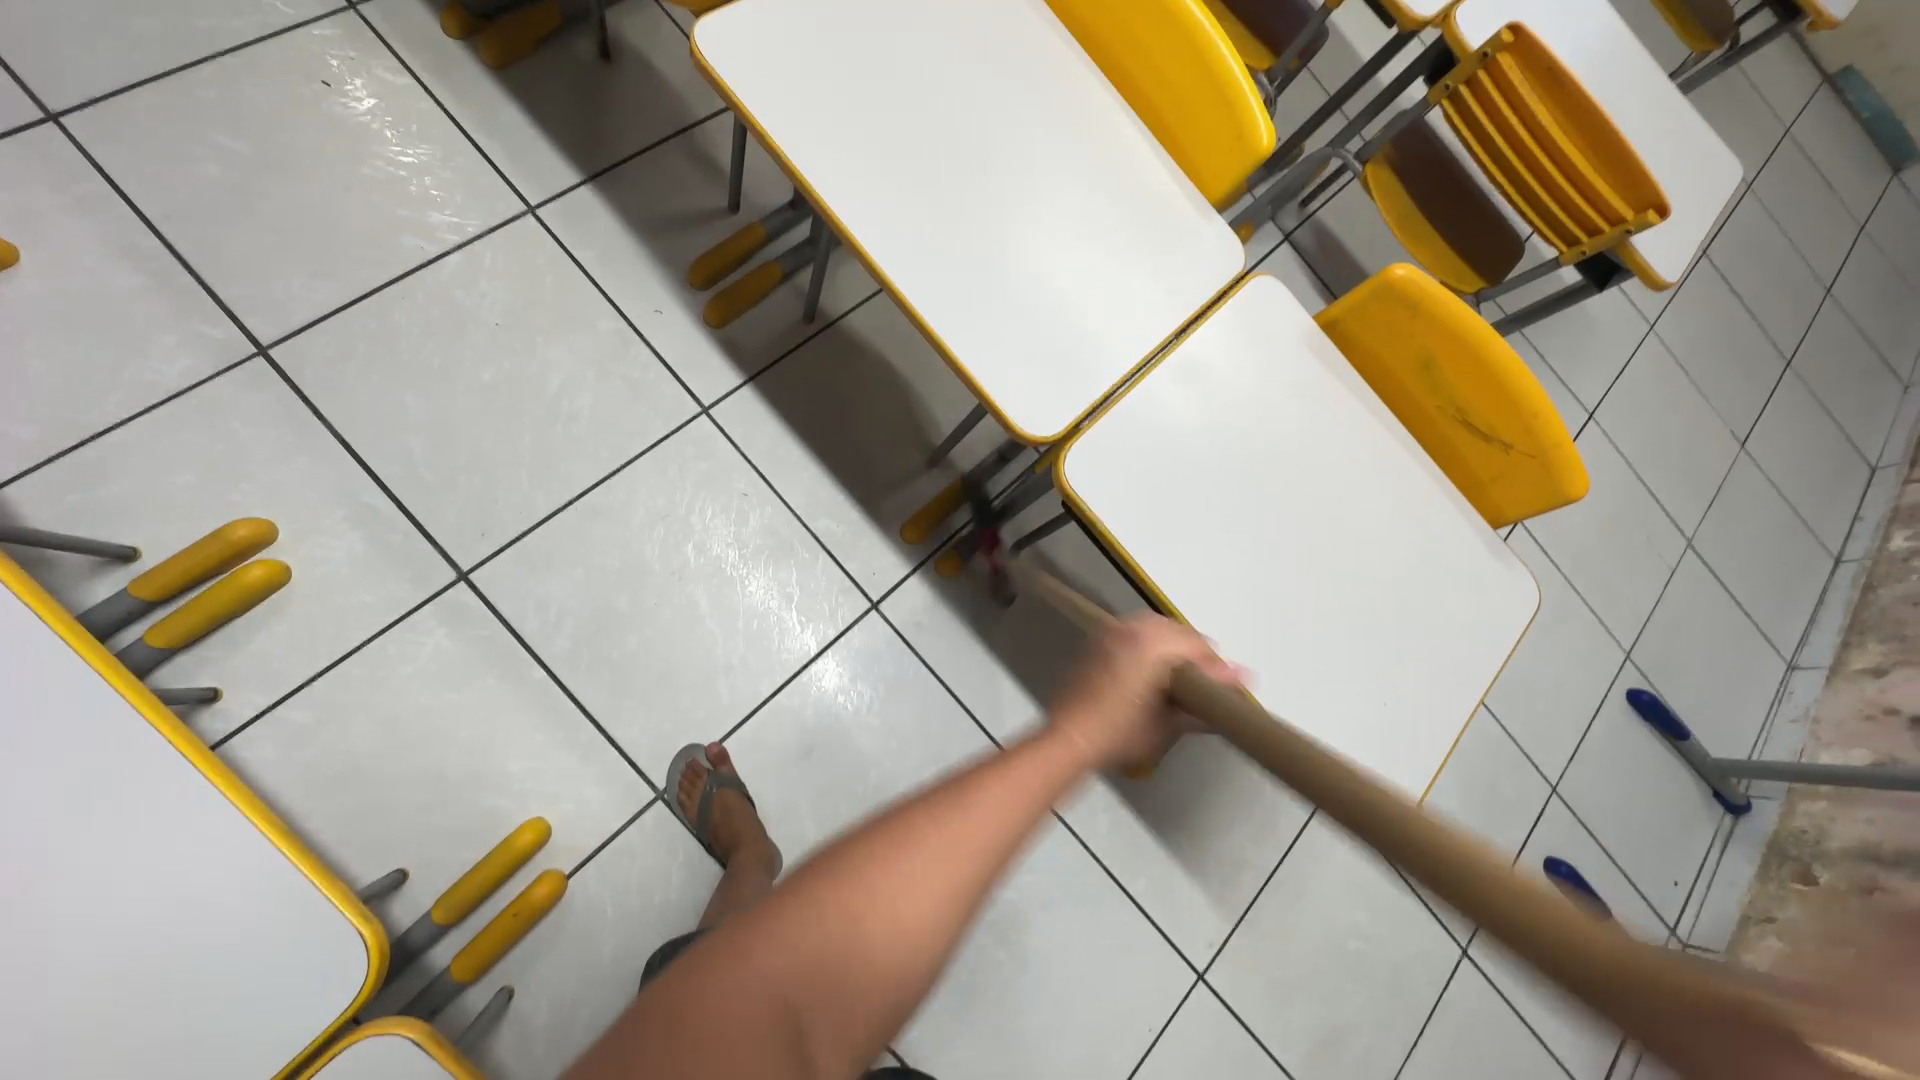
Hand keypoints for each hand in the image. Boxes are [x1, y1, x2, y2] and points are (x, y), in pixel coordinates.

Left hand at [1046, 614, 1240, 771]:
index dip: (1217, 668)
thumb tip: (1241, 687)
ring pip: (1157, 628)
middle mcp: (1132, 629)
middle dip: (1196, 654)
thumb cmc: (1119, 734)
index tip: (1228, 688)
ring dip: (1173, 647)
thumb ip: (1206, 704)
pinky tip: (1154, 670)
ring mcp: (1112, 632)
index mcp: (1152, 645)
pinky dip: (1150, 645)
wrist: (1070, 737)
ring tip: (1182, 676)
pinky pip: (1134, 632)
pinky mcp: (1098, 641)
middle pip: (1178, 632)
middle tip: (1207, 683)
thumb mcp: (1167, 724)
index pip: (1199, 646)